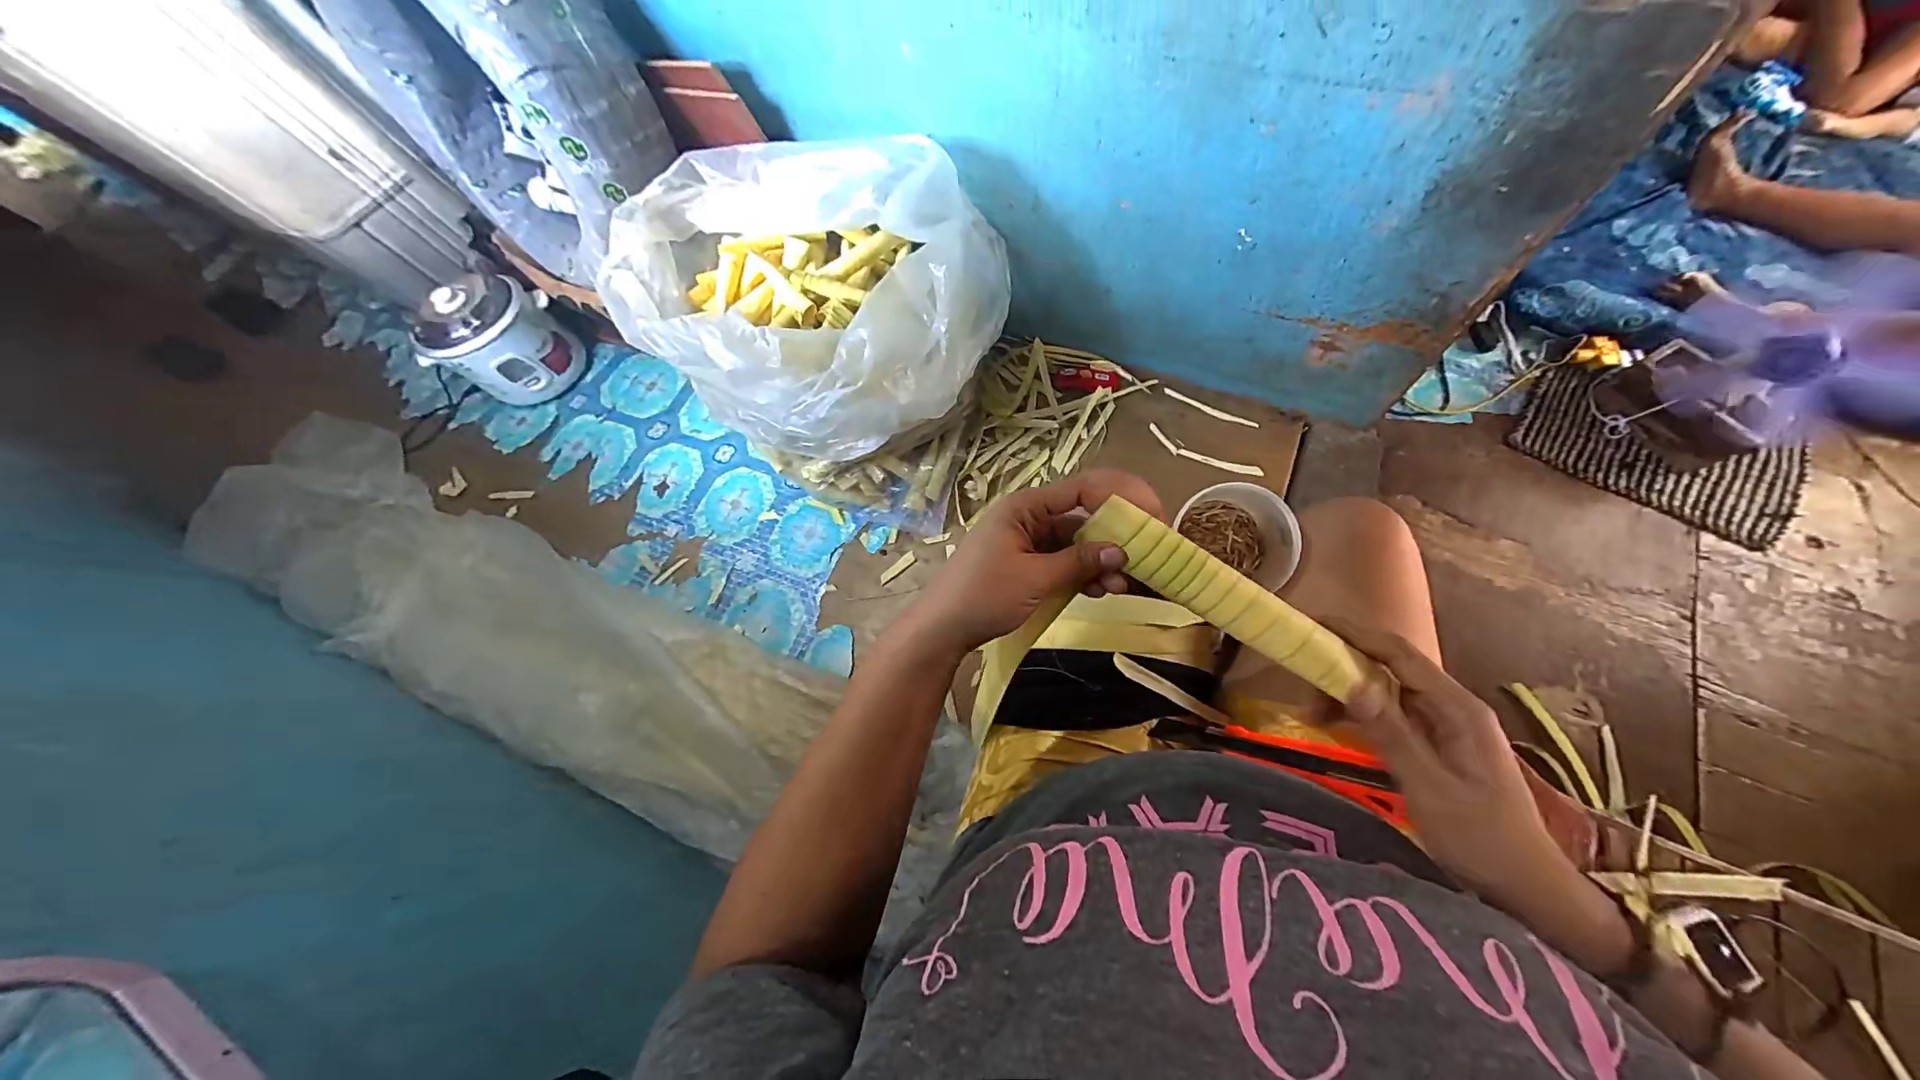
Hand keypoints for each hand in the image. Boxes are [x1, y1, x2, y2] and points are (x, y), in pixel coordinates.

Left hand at [901, 469, 1164, 655]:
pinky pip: (1064, 560)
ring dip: (1100, 561)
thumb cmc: (983, 596)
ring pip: (1077, 543)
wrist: (943, 628)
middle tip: (1142, 562)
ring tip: (1120, 587)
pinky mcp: (1028, 563)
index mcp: (1025, 507)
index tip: (1152, 519)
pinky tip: (1099, 590)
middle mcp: (1029, 516)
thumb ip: (1079, 562)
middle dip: (1114, 539)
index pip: (1083, 489)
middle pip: (1083, 517)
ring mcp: (1028, 540)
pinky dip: (1083, 573)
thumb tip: (1123, 551)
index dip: (1121, 498)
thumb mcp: (1036, 580)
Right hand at [1326, 617, 1579, 915]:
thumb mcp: (1429, 788)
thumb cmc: (1481, 839)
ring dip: (1348, 691)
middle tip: (1304, 689)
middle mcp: (1453, 707)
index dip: (1356, 633)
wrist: (1528, 886)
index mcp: (1458, 709)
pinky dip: (1361, 711)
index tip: (1314, 624)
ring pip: (1388, 688)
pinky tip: (1337, 724)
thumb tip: (1351, 684)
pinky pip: (1392, 711)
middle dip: (1344, 666)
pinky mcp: (1439, 742)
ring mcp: (1448, 724)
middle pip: (1391, 667)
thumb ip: (1391, 734)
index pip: (1400, 654)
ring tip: (1314, 713)